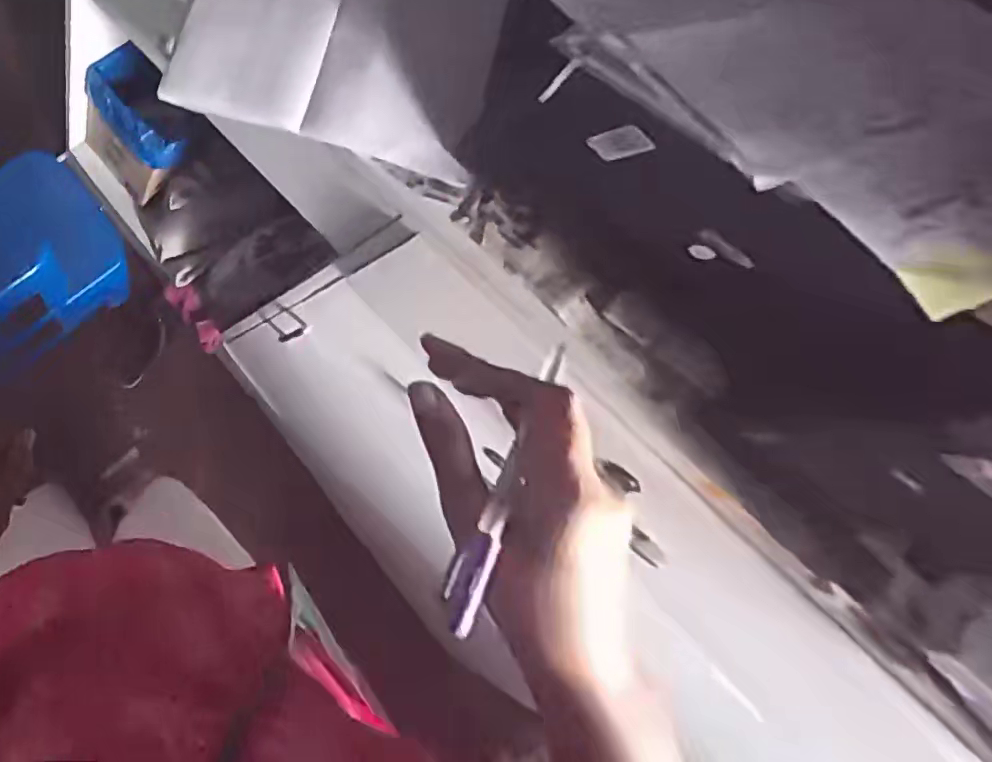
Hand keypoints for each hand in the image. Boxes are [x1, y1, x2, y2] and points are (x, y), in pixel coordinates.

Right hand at [408, 335, 635, 692]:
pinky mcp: (594, 504)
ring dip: (501, 395)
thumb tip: (424, 391)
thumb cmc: (521, 600)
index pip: (542, 402)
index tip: (438, 357)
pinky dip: (516, 421)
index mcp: (570, 485)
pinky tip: (488, 421)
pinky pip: (554, 444)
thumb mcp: (470, 521)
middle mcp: (596, 481)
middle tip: (434, 359)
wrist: (582, 667)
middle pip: (548, 405)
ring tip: (451, 381)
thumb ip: (448, 450)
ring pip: (552, 423)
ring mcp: (601, 492)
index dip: (490, 371)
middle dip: (489, 375)